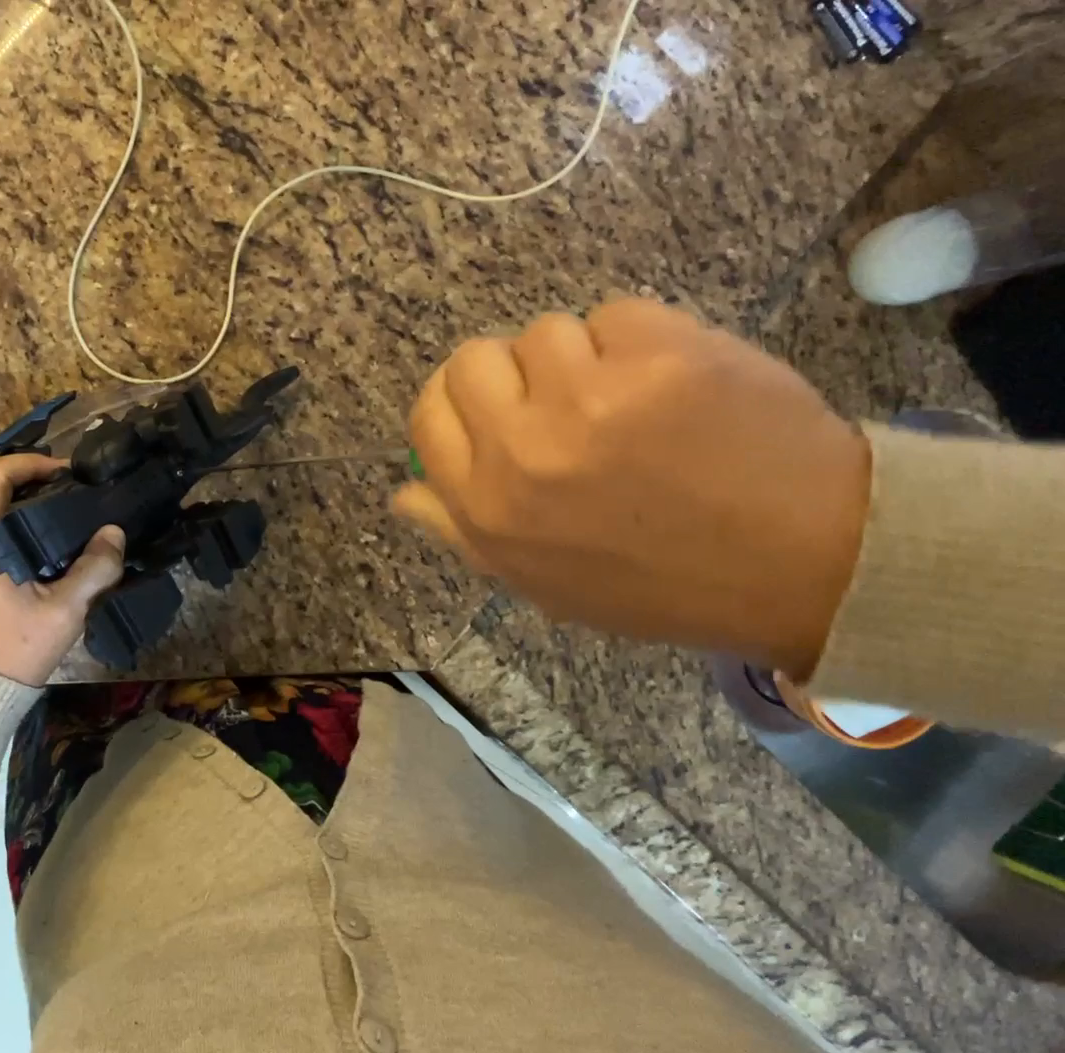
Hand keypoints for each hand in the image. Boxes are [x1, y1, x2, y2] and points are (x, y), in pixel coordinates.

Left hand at [0, 455, 126, 685]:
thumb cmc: (16, 651)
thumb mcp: (65, 612)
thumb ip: (95, 568)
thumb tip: (114, 534)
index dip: (27, 462)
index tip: (61, 473)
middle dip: (24, 483)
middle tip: (65, 495)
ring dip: (11, 508)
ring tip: (52, 522)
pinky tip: (28, 553)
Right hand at [394, 297, 870, 676]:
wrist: (806, 565)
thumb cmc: (658, 582)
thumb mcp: (539, 581)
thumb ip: (460, 530)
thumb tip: (401, 490)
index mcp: (486, 507)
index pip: (427, 414)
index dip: (455, 403)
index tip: (493, 408)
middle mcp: (522, 450)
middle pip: (472, 358)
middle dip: (508, 372)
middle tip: (557, 398)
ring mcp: (591, 398)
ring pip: (545, 331)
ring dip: (579, 356)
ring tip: (628, 397)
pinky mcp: (662, 356)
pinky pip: (616, 314)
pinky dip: (639, 339)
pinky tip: (672, 381)